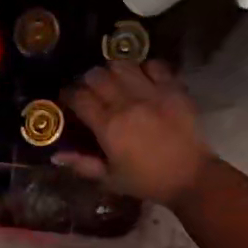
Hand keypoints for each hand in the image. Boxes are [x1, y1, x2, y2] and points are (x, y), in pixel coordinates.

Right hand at [54, 60, 212, 204]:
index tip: (68, 101)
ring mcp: (152, 93)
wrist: (190, 177)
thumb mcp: (110, 178)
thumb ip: (83, 164)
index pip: (79, 98)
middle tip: (90, 91)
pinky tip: (143, 80)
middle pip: (97, 76)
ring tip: (115, 81)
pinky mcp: (173, 88)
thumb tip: (56, 155)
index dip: (69, 96)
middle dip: (88, 81)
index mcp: (109, 127)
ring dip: (113, 71)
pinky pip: (154, 65)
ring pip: (122, 65)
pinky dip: (144, 69)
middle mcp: (127, 103)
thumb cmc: (147, 182)